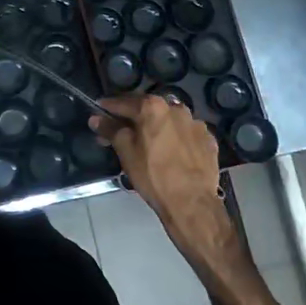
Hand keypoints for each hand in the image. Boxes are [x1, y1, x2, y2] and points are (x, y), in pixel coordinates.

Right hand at [90, 95, 241, 271]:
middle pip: (150, 108)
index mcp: (153, 107)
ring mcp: (196, 123)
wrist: (191, 202)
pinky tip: (173, 152)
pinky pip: (187, 134)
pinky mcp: (209, 140)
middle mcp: (176, 108)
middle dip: (135, 116)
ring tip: (150, 141)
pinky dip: (177, 138)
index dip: (109, 107)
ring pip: (171, 120)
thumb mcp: (126, 152)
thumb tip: (96, 118)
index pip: (124, 102)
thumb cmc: (153, 175)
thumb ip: (110, 130)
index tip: (100, 110)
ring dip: (158, 126)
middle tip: (122, 129)